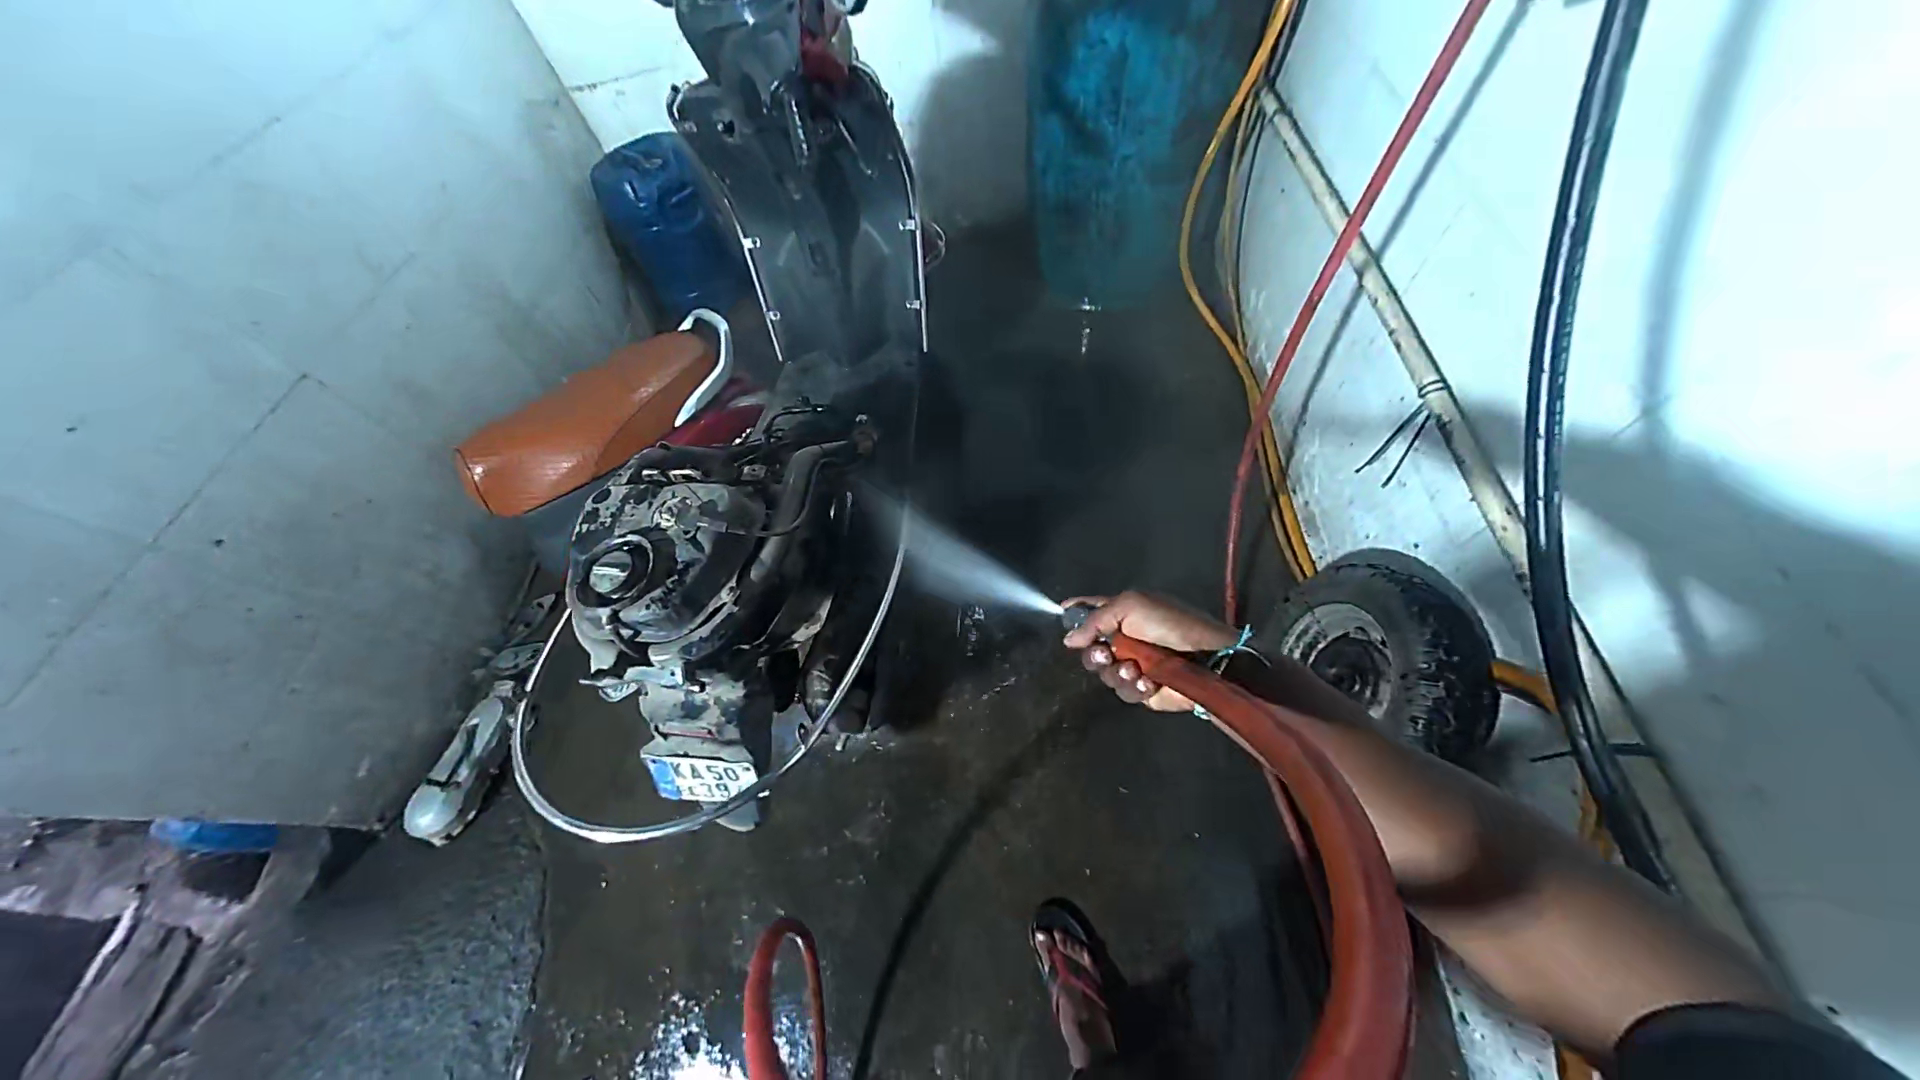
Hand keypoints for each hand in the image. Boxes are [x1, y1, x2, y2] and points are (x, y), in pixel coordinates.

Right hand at [1061, 591, 1238, 711]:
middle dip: (1093, 653)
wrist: (1208, 659)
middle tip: (1107, 654)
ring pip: (1103, 673)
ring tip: (1135, 670)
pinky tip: (1149, 682)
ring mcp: (1132, 665)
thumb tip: (1069, 640)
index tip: (1060, 613)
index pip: (1090, 610)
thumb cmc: (1172, 624)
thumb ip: (1096, 620)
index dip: (1074, 612)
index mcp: (1121, 613)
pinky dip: (1134, 687)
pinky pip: (1123, 691)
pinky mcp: (1142, 689)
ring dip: (1116, 672)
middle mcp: (1123, 639)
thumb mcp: (1131, 605)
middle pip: (1089, 649)